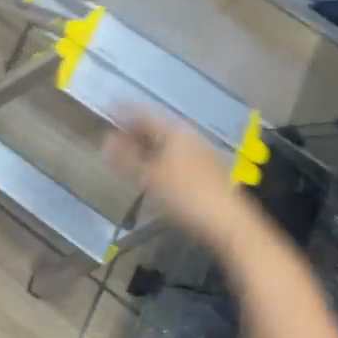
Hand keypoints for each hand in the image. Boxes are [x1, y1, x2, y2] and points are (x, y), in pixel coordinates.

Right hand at [103, 111, 251, 247]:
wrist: (233, 227)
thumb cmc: (186, 195)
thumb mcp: (148, 176)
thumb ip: (124, 157)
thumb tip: (105, 140)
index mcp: (174, 130)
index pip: (142, 112)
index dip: (121, 111)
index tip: (105, 112)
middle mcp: (189, 136)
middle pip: (156, 127)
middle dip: (133, 130)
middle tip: (114, 137)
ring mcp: (202, 152)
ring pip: (167, 142)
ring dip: (146, 145)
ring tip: (130, 155)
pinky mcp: (210, 171)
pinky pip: (177, 154)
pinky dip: (160, 156)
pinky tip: (154, 170)